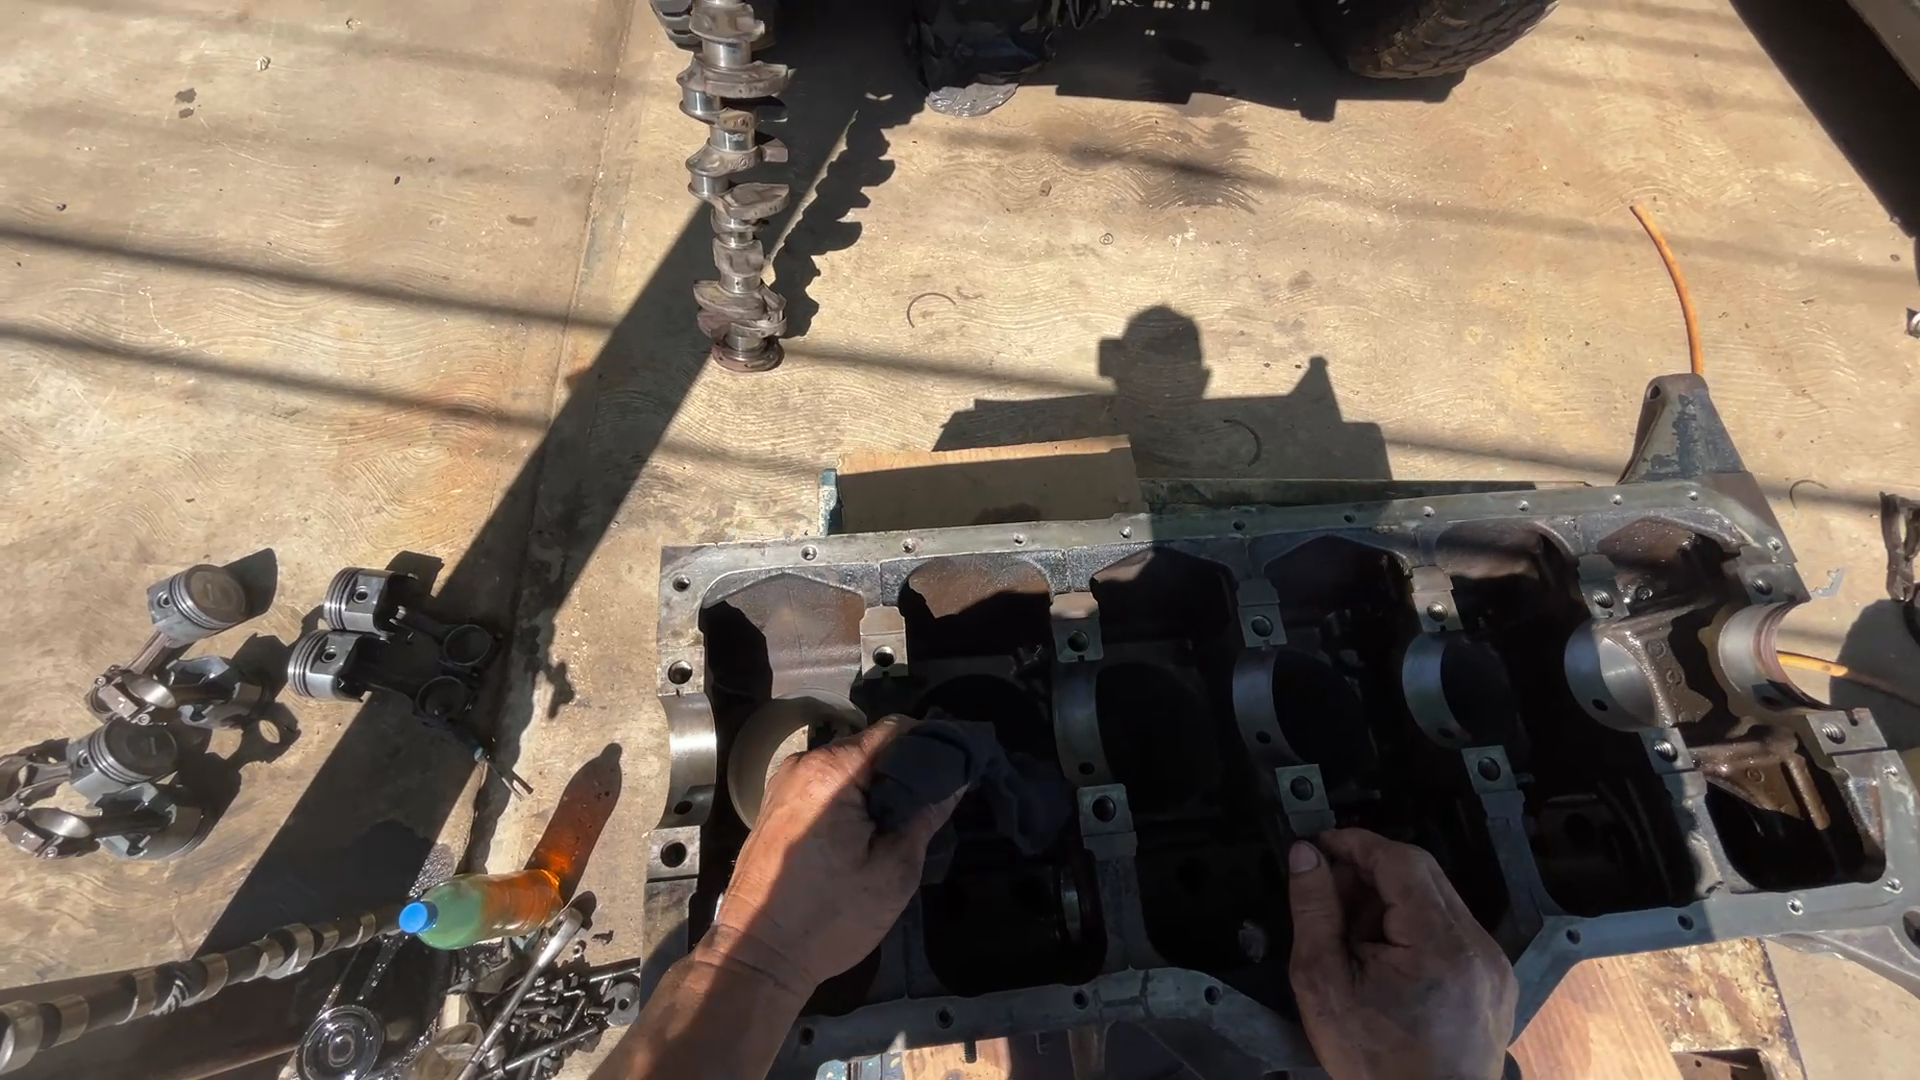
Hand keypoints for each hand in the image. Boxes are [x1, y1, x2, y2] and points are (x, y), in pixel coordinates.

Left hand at [704, 717, 960, 996]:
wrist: (756, 959)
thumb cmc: (829, 918)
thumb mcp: (894, 871)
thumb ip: (926, 815)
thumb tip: (956, 778)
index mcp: (833, 770)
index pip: (894, 729)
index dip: (929, 742)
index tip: (954, 765)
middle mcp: (805, 763)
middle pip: (869, 745)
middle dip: (903, 767)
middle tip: (932, 800)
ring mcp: (785, 782)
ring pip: (848, 765)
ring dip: (876, 784)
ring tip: (902, 817)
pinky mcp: (776, 804)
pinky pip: (825, 783)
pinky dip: (851, 795)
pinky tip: (866, 828)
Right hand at [1286, 828, 1516, 1079]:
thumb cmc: (1372, 1061)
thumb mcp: (1322, 981)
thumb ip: (1313, 909)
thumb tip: (1306, 854)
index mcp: (1441, 945)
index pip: (1400, 860)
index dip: (1355, 843)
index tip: (1317, 847)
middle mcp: (1478, 947)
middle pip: (1420, 871)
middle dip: (1368, 867)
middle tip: (1327, 887)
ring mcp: (1491, 964)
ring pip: (1433, 895)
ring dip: (1387, 895)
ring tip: (1350, 930)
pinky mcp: (1493, 980)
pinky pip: (1446, 924)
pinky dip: (1408, 921)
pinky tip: (1380, 951)